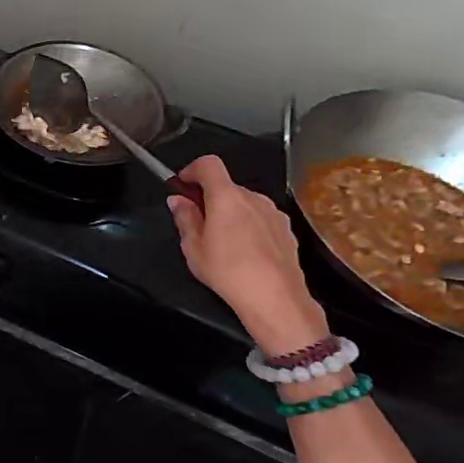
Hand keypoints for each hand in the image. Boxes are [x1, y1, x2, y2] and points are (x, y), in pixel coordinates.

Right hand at [167, 155, 328, 355]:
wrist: (275, 297)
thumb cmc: (231, 274)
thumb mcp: (194, 248)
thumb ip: (185, 219)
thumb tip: (178, 201)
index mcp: (226, 197)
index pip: (208, 164)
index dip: (192, 170)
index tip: (182, 184)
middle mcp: (253, 198)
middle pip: (226, 186)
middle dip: (209, 199)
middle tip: (197, 224)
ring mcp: (273, 212)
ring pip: (244, 203)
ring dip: (230, 214)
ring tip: (221, 245)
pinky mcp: (285, 228)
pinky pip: (260, 219)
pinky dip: (248, 227)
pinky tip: (243, 253)